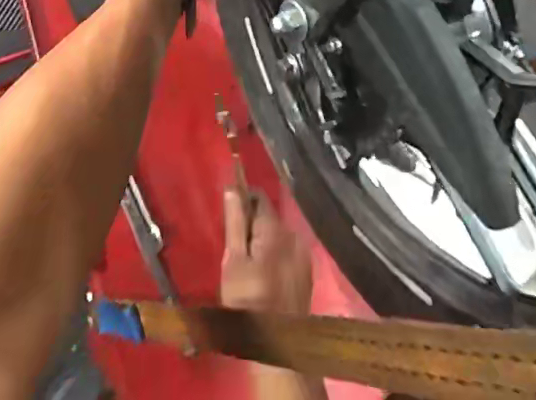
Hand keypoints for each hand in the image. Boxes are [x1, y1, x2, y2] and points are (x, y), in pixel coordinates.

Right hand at [220, 188, 312, 314]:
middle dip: (251, 227)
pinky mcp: (306, 272)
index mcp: (276, 229)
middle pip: (268, 217)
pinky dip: (275, 256)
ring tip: (248, 268)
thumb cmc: (248, 303)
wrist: (278, 349)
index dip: (241, 203)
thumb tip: (232, 188)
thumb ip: (235, 222)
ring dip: (263, 243)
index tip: (229, 221)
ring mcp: (304, 255)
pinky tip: (264, 278)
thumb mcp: (233, 261)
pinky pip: (286, 252)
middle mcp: (294, 235)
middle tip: (235, 252)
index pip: (258, 197)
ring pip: (277, 235)